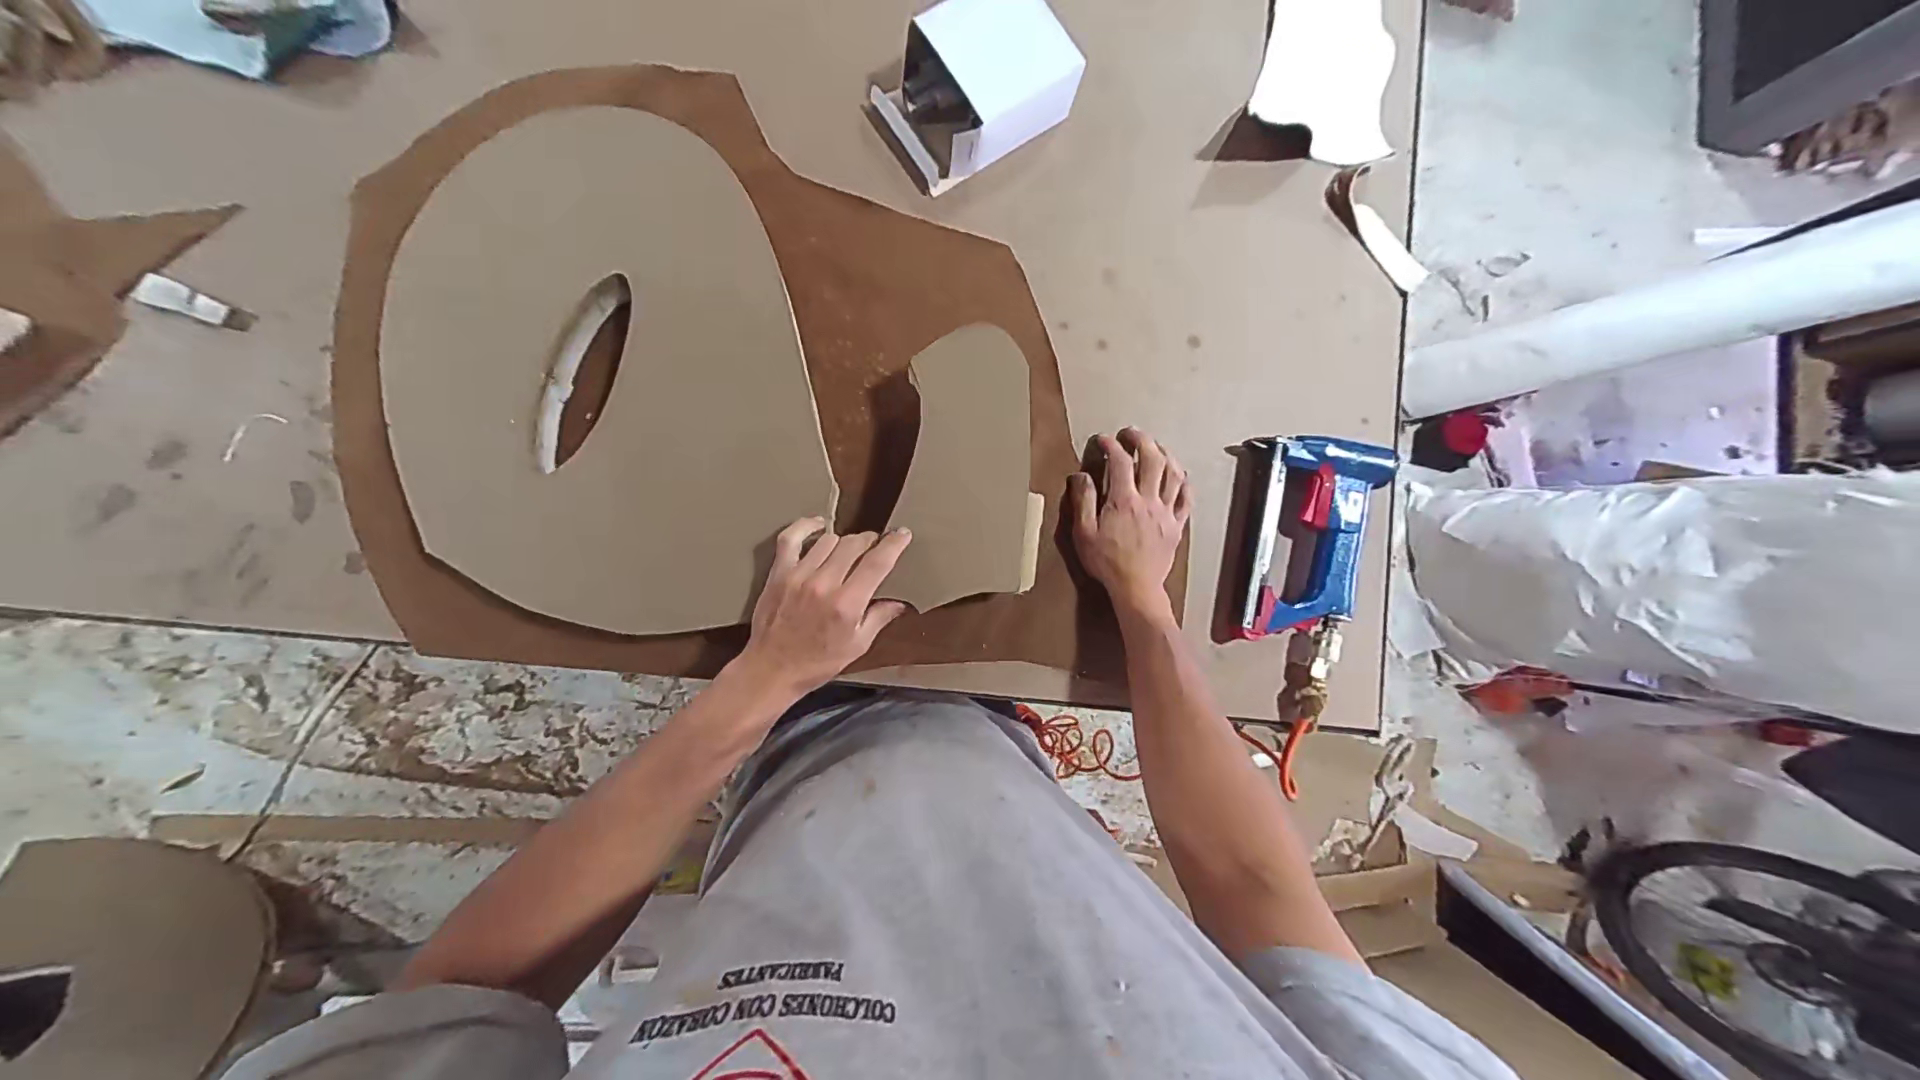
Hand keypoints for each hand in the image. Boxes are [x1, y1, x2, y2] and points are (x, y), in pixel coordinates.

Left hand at [725, 517, 912, 702]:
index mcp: (847, 604)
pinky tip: (818, 524)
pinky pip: (791, 538)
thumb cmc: (817, 663)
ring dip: (843, 542)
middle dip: (870, 541)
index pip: (877, 562)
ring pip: (829, 540)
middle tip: (874, 547)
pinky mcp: (779, 573)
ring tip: (847, 551)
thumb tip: (899, 602)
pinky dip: (806, 526)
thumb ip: (879, 618)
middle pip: (854, 544)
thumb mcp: (857, 646)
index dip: (893, 544)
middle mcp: (824, 584)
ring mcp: (799, 576)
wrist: (772, 669)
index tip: (902, 534)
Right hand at [1069, 428, 1189, 622]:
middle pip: (1152, 459)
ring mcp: (1166, 513)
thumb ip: (1083, 501)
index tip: (1103, 439)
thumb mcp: (1084, 533)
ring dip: (1165, 454)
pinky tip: (1180, 475)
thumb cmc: (1107, 563)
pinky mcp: (1176, 526)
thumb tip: (1080, 476)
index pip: (1120, 461)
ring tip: (1156, 446)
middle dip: (1142, 440)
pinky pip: (1186, 498)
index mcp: (1123, 501)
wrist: (1136, 588)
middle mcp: (1148, 501)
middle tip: (1131, 433)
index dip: (1112, 445)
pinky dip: (1184, 482)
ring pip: (1174, 474)